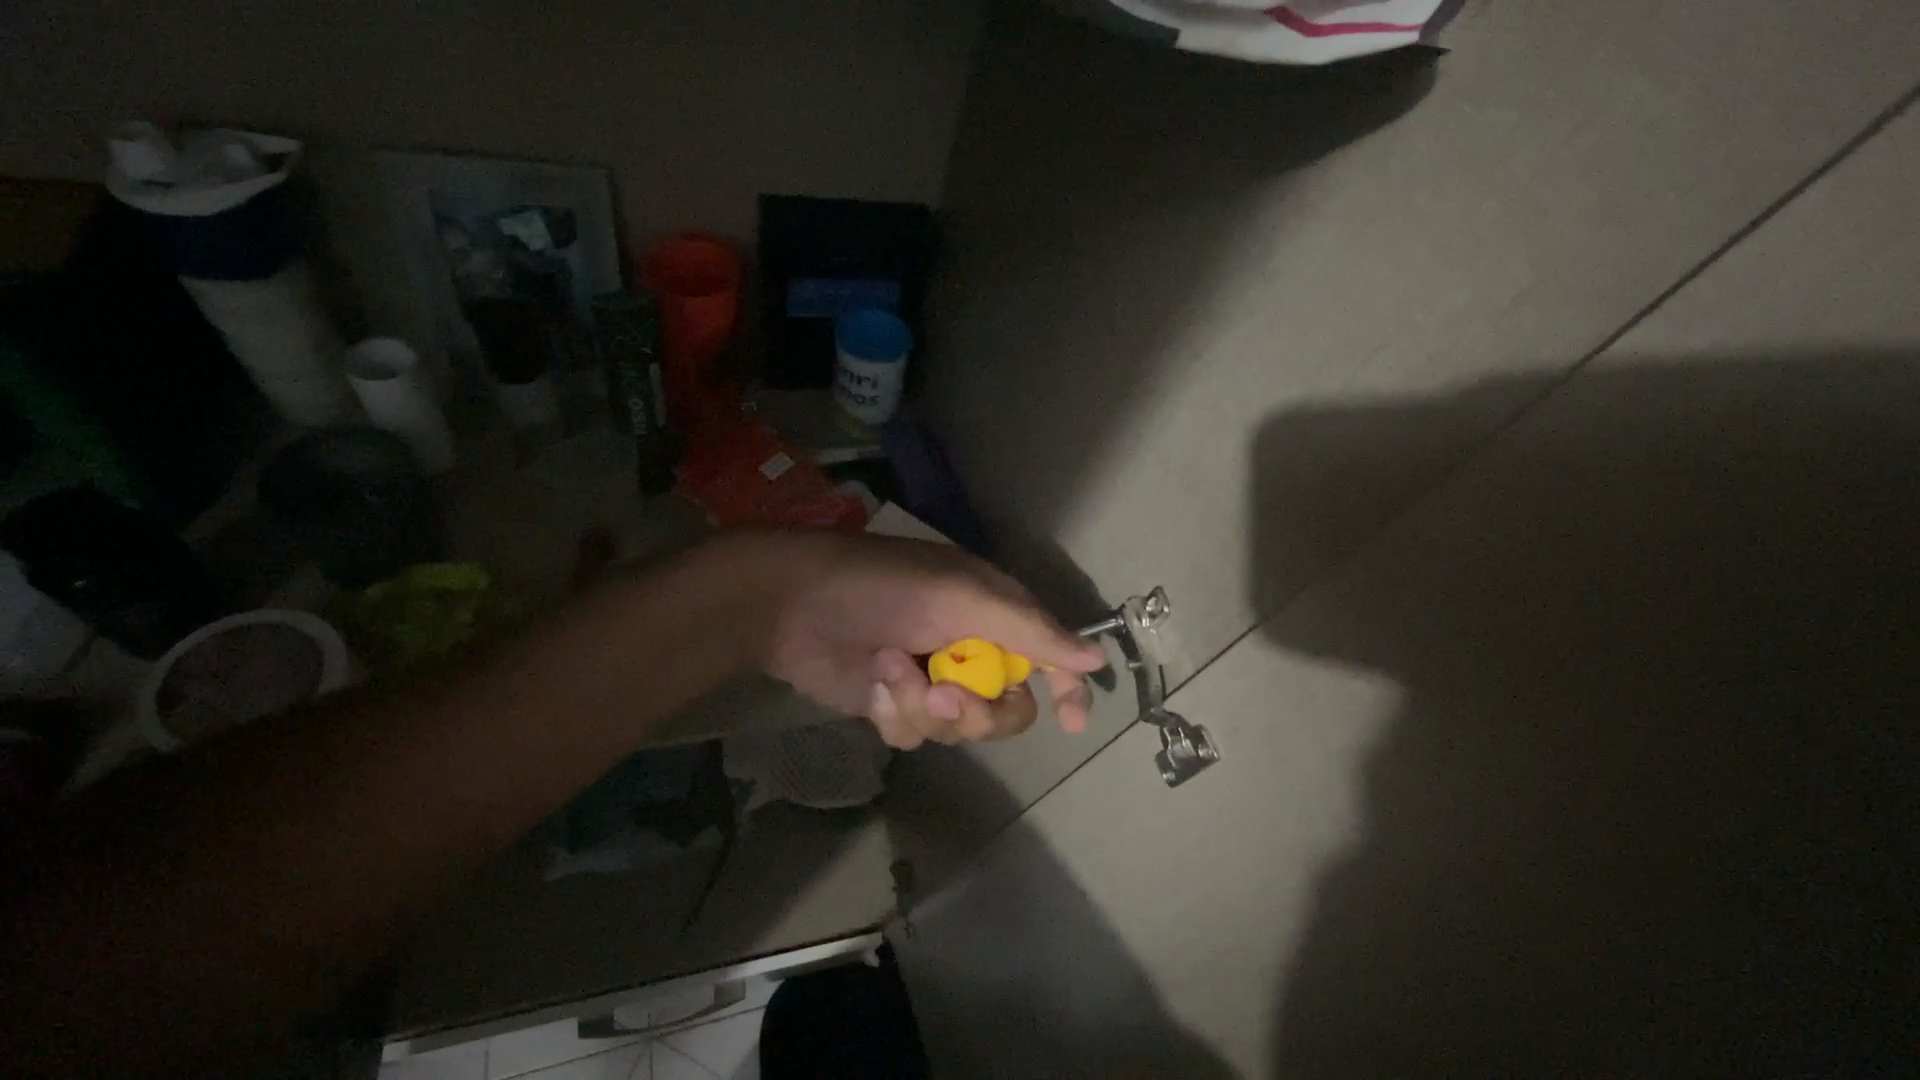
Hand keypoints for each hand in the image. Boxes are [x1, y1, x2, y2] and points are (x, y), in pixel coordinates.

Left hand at [712, 531, 1107, 748]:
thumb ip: (1029, 631)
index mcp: (991, 612)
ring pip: (960, 727)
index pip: (1047, 655)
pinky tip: (871, 686)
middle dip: (977, 710)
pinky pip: (917, 733)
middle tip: (945, 693)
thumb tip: (1096, 657)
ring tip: (887, 671)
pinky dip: (896, 713)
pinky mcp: (894, 704)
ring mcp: (930, 679)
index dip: (1066, 687)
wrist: (790, 605)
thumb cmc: (880, 588)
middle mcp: (967, 647)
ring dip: (924, 705)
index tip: (1071, 720)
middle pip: (1006, 708)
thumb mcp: (960, 598)